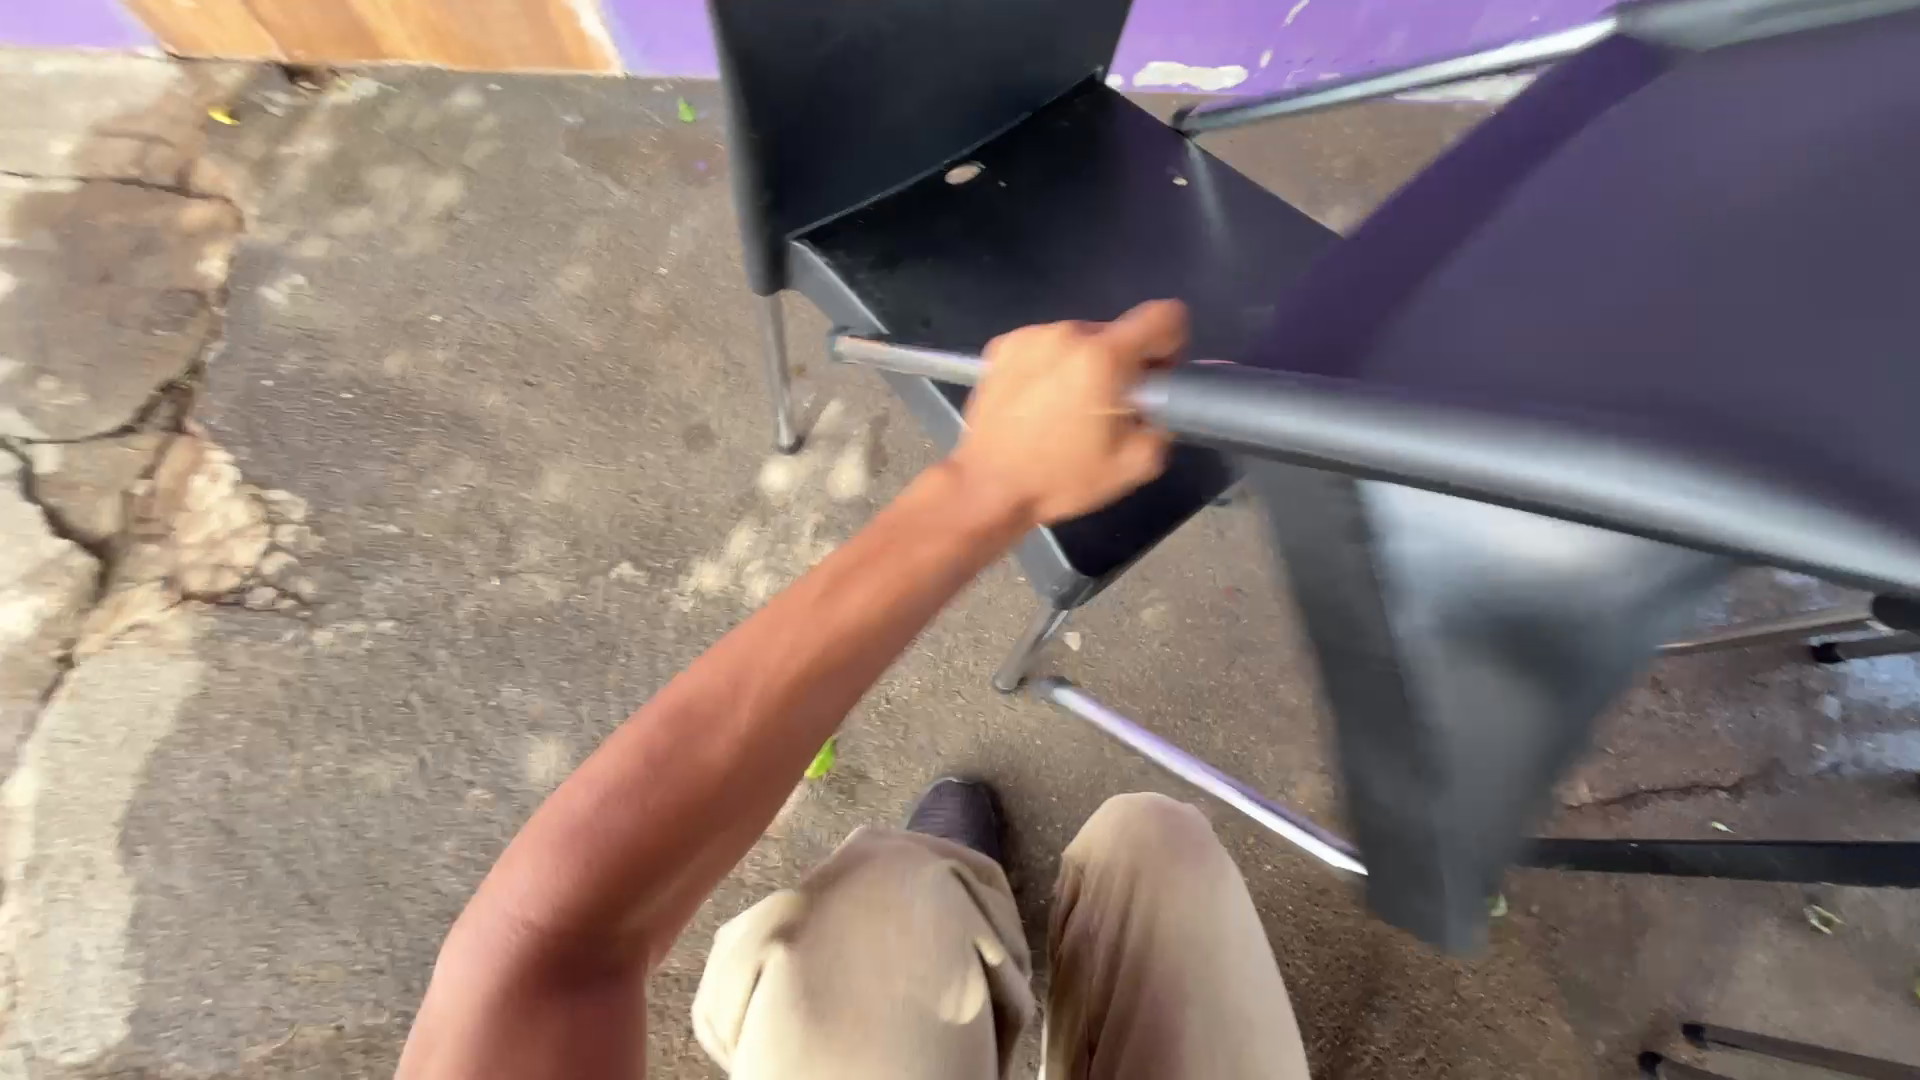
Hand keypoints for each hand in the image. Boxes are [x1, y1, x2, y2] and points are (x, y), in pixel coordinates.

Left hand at [949, 300, 1185, 525]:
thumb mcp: (1135, 464)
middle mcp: (1067, 333)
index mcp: (1103, 356)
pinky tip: (1037, 403)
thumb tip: (1155, 402)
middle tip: (1106, 410)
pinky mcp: (1002, 347)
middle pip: (1118, 333)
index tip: (1154, 379)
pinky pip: (1045, 347)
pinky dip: (1051, 367)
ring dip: (1085, 366)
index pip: (1165, 316)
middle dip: (1122, 366)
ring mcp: (1030, 336)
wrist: (987, 487)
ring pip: (1079, 340)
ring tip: (1066, 411)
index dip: (1171, 345)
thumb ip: (1163, 422)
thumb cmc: (1061, 479)